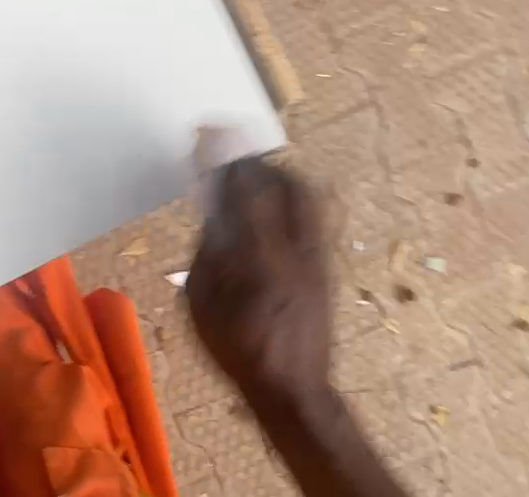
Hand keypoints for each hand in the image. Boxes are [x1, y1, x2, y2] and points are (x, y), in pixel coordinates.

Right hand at [185, 151, 331, 404]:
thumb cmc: (236, 349)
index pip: (246, 189)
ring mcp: (317, 258)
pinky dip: (292, 198)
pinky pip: (314, 215)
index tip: (209, 138)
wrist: (293, 391)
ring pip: (308, 196)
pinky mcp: (327, 268)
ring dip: (280, 177)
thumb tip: (214, 214)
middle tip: (235, 159)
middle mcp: (294, 250)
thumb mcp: (202, 300)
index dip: (227, 159)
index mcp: (257, 258)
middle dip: (259, 162)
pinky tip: (273, 207)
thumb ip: (208, 251)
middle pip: (288, 183)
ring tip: (255, 177)